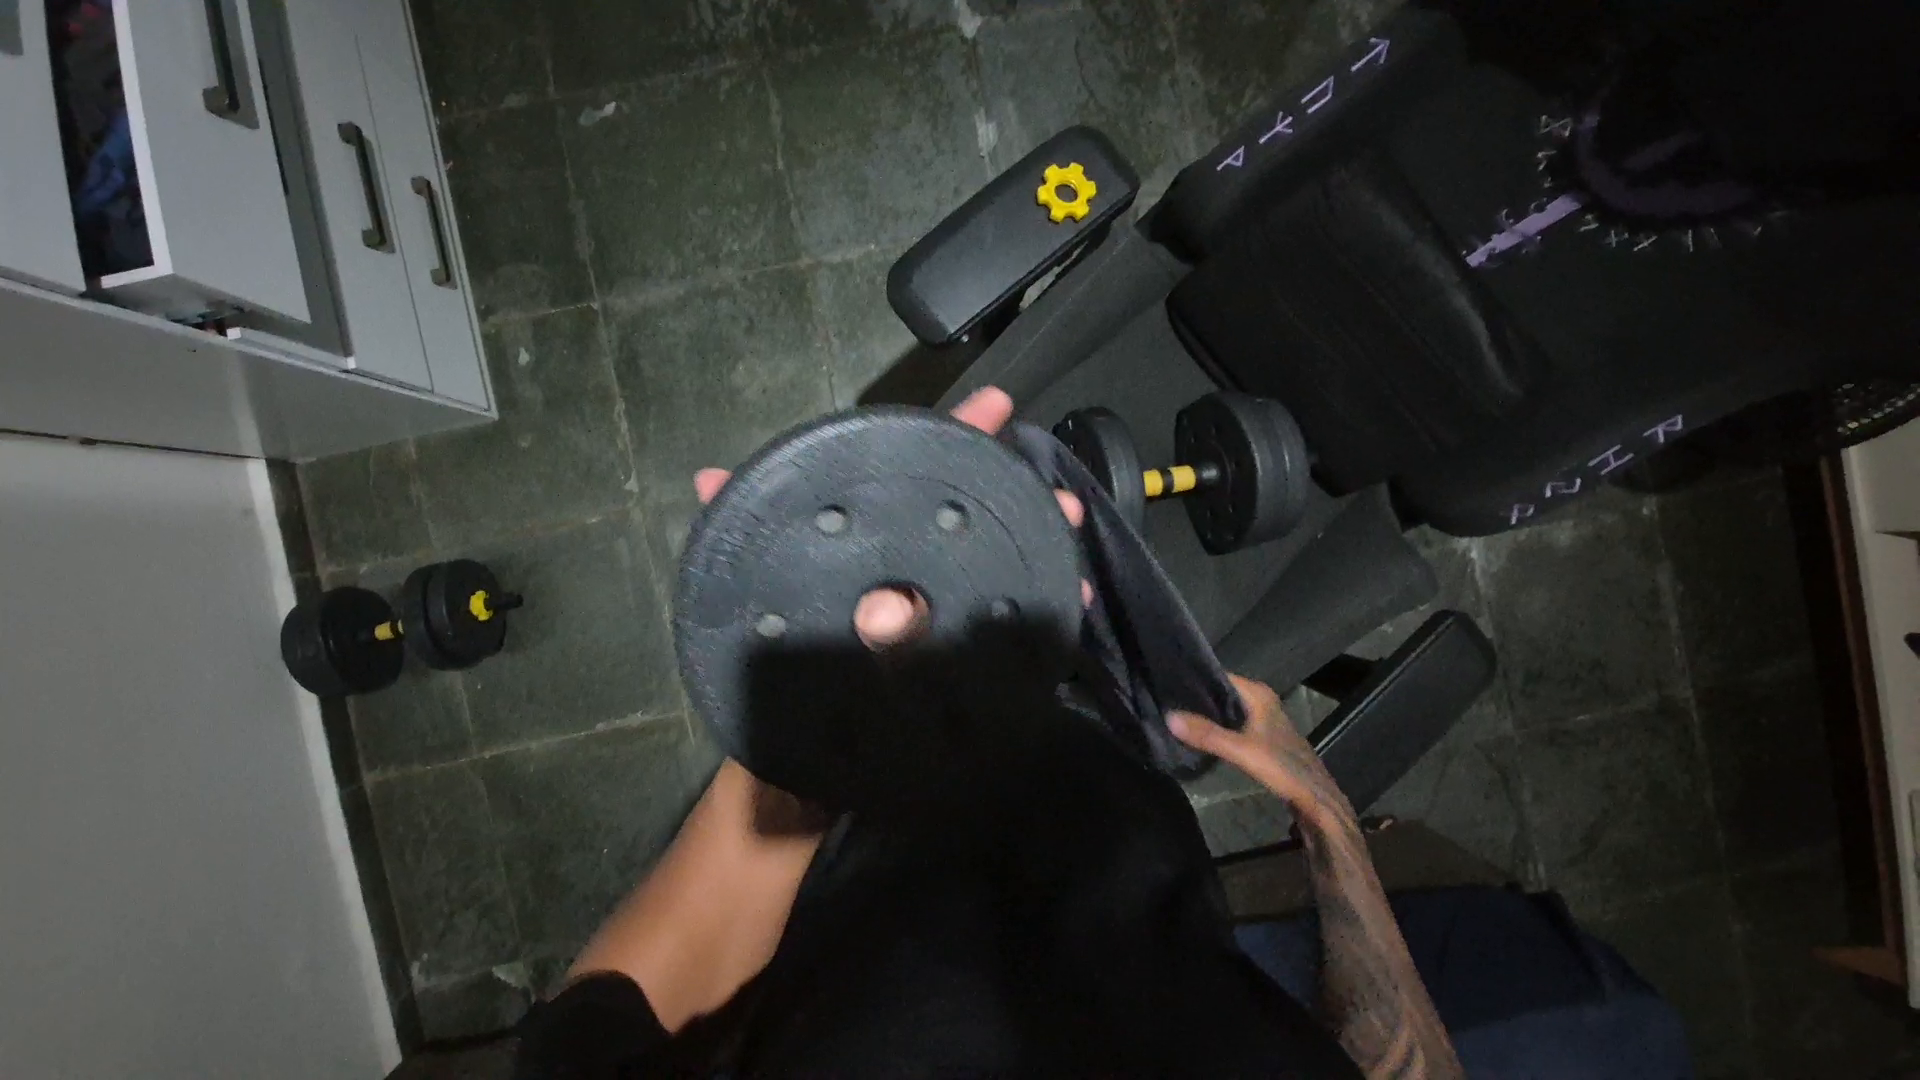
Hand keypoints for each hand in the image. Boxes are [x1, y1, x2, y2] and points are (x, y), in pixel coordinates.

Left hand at [692, 386, 1088, 647]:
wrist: (788, 762)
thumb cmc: (767, 669)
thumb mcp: (753, 601)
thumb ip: (737, 541)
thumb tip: (709, 480)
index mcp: (865, 539)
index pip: (911, 471)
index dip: (952, 433)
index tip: (994, 405)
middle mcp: (909, 563)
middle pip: (970, 512)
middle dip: (1016, 494)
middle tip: (1057, 498)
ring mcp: (939, 609)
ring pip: (996, 562)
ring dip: (1039, 546)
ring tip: (1067, 538)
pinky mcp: (956, 652)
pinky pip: (1002, 620)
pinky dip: (1037, 606)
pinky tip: (1066, 601)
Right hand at [1168, 675, 1356, 831]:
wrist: (1316, 800)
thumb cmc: (1282, 768)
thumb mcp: (1241, 751)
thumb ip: (1206, 734)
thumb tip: (1168, 716)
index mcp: (1258, 694)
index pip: (1218, 675)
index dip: (1194, 679)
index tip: (1166, 682)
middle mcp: (1261, 700)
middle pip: (1221, 692)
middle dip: (1196, 698)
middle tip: (1165, 701)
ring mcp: (1262, 718)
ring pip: (1226, 709)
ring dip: (1205, 714)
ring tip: (1174, 715)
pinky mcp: (1261, 736)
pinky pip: (1232, 723)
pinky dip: (1216, 727)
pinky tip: (1198, 735)